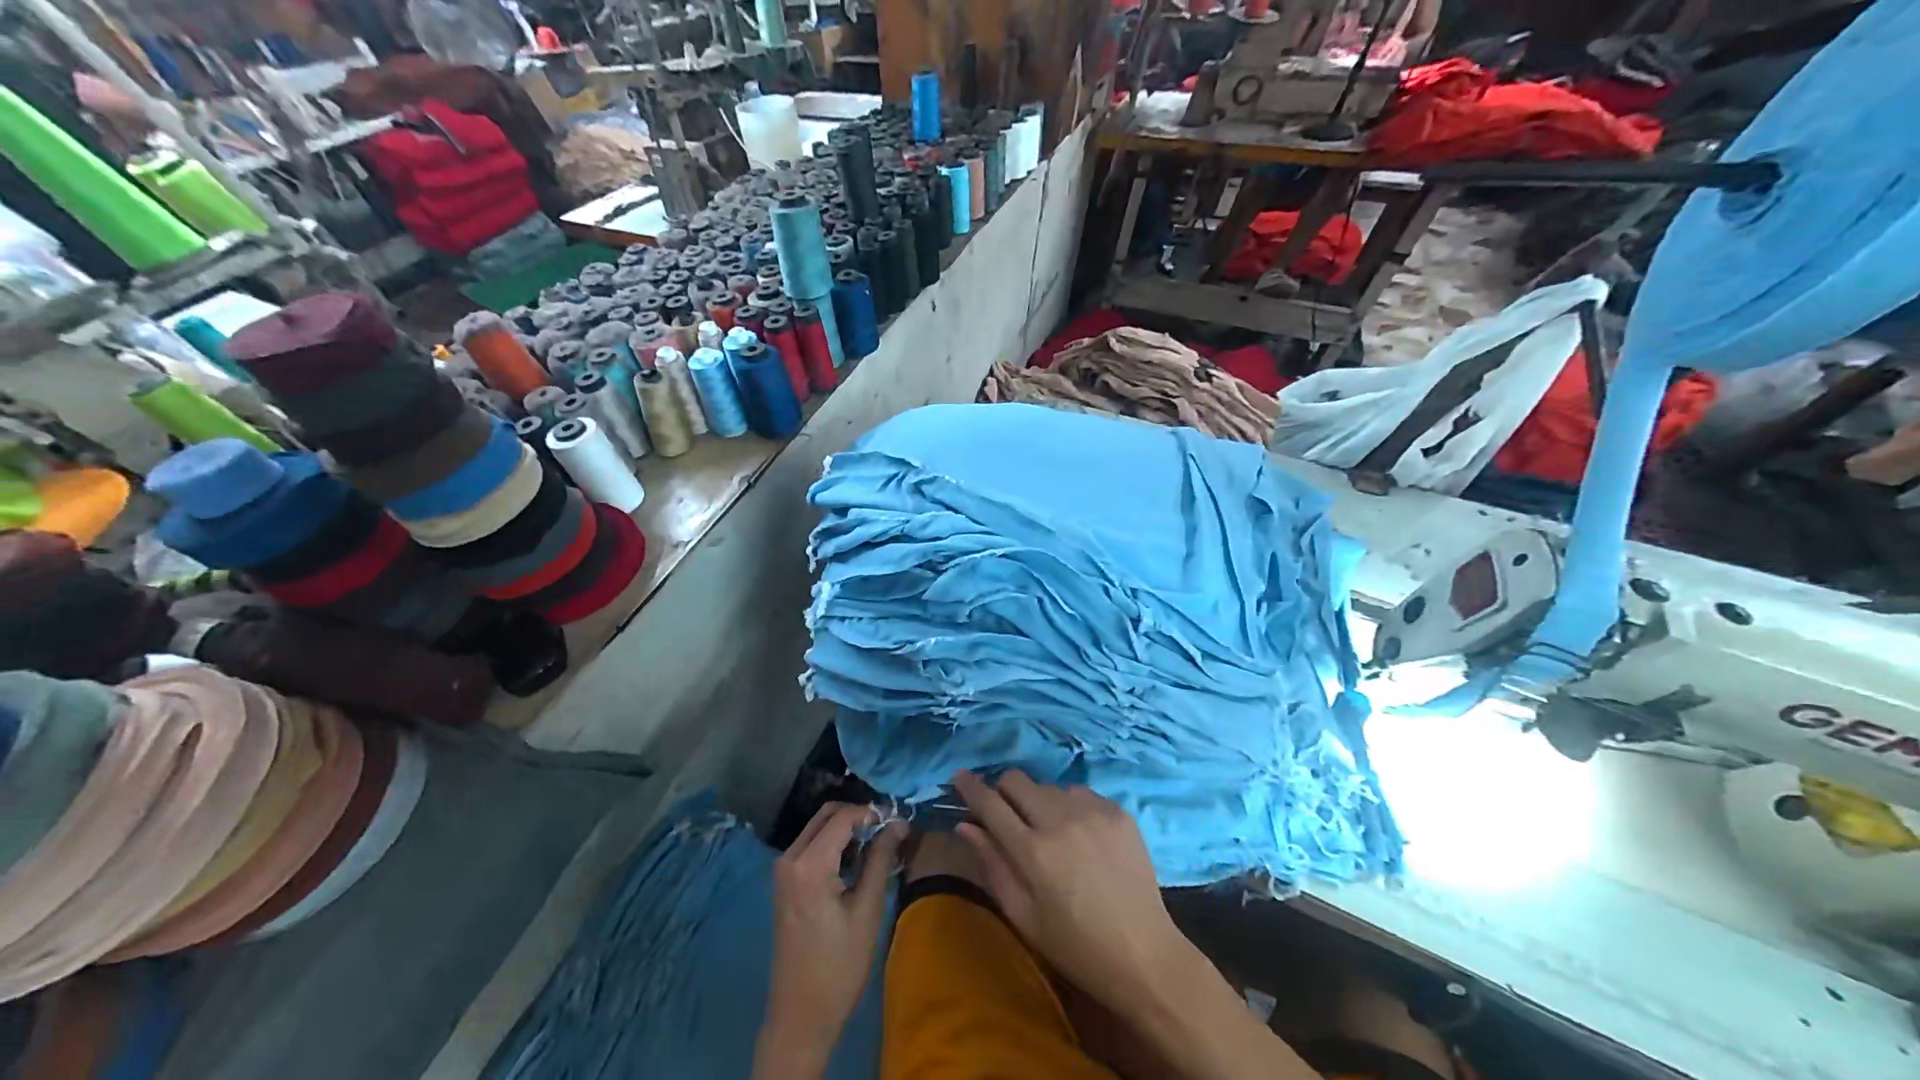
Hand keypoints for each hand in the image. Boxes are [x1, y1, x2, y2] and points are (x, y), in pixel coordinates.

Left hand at [753, 803, 904, 1079]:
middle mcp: (789, 858)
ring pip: (818, 828)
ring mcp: (783, 870)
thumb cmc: (839, 965)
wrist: (800, 1013)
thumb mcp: (867, 910)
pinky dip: (834, 844)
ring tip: (878, 847)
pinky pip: (811, 845)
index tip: (899, 824)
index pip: (843, 817)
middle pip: (826, 814)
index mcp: (809, 865)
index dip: (873, 813)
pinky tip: (857, 863)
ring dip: (847, 829)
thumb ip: (880, 860)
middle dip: (858, 816)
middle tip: (889, 832)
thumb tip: (899, 824)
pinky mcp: (784, 881)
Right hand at [951, 770, 1187, 1010]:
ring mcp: (1093, 812)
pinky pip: (1080, 792)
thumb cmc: (1073, 945)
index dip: (970, 787)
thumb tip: (965, 826)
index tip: (959, 777)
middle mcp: (1061, 820)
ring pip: (1048, 786)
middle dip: (1003, 791)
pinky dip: (1069, 805)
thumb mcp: (1022, 915)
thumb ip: (992, 865)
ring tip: (1047, 830)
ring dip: (1038, 801)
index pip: (990, 804)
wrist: (1142, 953)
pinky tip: (1077, 833)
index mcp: (1033, 851)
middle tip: (1004, 811)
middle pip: (1017, 781)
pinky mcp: (1118, 812)